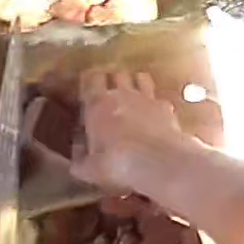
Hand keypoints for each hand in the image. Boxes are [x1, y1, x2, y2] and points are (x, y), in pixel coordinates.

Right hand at [71, 69, 193, 192]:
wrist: (159, 161)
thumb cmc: (117, 164)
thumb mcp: (89, 169)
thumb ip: (79, 158)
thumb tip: (77, 150)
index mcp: (98, 104)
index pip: (91, 78)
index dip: (90, 80)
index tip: (88, 88)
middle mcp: (122, 94)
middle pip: (117, 74)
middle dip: (113, 80)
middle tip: (110, 93)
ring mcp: (147, 98)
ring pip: (140, 77)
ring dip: (135, 83)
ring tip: (133, 96)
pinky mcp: (166, 107)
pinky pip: (158, 98)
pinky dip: (155, 103)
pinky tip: (155, 115)